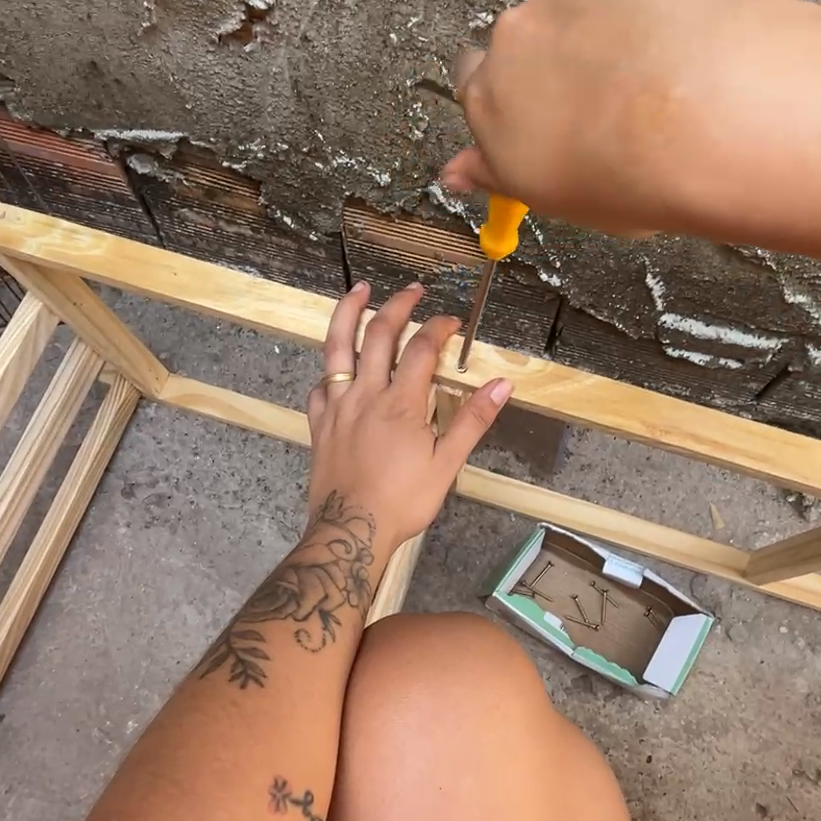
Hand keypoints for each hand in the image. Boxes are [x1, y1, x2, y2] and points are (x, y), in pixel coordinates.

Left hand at [305, 281, 511, 549]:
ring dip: (348, 313)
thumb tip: (501, 385)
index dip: (439, 327)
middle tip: (412, 289)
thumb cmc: (403, 501)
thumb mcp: (447, 464)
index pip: (422, 348)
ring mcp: (337, 406)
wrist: (350, 531)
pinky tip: (335, 369)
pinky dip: (329, 369)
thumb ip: (472, 420)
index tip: (453, 319)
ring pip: (337, 348)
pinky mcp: (318, 423)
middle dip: (398, 306)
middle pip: (378, 334)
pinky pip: (320, 385)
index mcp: (401, 402)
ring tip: (358, 290)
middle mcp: (366, 394)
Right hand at [442, 0, 820, 236]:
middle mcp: (512, 41)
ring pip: (574, 9)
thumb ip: (497, 173)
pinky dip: (641, 6)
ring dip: (598, 33)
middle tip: (600, 103)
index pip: (476, 92)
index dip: (512, 106)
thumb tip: (457, 174)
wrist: (695, 123)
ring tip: (646, 76)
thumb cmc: (622, 177)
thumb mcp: (550, 198)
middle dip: (553, 65)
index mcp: (487, 102)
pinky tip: (669, 43)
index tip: (540, 120)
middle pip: (523, 45)